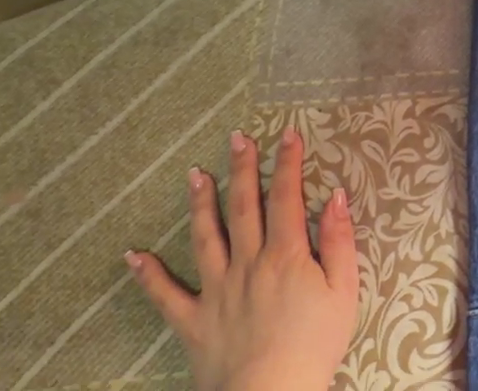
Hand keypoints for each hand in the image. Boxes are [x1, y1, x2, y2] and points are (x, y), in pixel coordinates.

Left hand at [126, 128, 359, 390]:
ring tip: (195, 175)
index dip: (287, 163)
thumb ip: (338, 241)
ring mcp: (216, 290)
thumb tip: (335, 197)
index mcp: (286, 254)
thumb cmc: (315, 343)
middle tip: (236, 139)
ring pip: (206, 237)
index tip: (287, 134)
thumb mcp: (344, 290)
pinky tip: (133, 254)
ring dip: (200, 203)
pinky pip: (165, 295)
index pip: (286, 197)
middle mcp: (248, 263)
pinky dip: (148, 274)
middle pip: (244, 207)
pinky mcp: (193, 320)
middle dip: (242, 169)